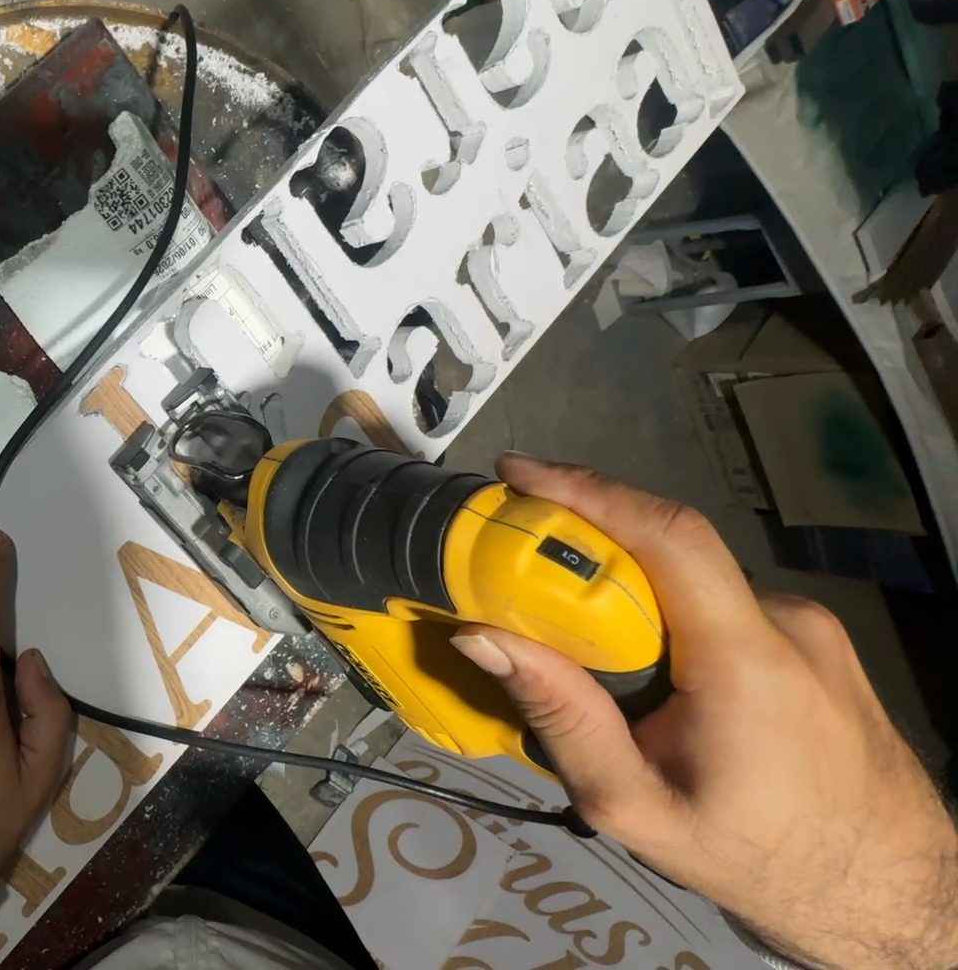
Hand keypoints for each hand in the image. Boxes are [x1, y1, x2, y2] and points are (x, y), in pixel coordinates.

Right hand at [449, 455, 957, 969]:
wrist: (894, 902)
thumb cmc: (757, 858)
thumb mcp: (634, 805)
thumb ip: (560, 716)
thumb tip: (478, 635)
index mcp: (748, 661)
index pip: (670, 537)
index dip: (589, 490)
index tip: (517, 471)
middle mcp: (786, 625)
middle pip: (664, 551)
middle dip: (578, 540)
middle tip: (507, 556)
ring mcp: (808, 631)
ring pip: (684, 579)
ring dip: (616, 582)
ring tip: (560, 623)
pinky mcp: (812, 644)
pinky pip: (710, 601)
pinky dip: (653, 605)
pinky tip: (629, 654)